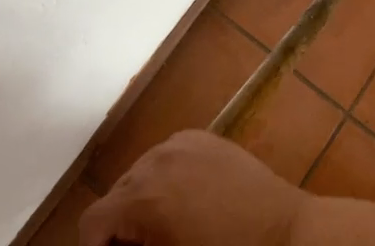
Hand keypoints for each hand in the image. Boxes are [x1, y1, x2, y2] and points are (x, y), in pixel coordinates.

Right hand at [78, 130, 304, 245]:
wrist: (282, 232)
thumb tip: (115, 243)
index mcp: (143, 194)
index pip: (92, 220)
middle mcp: (157, 159)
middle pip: (116, 194)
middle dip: (119, 225)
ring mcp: (183, 142)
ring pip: (140, 173)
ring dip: (141, 201)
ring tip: (164, 228)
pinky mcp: (205, 138)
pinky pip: (168, 156)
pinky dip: (166, 178)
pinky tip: (185, 202)